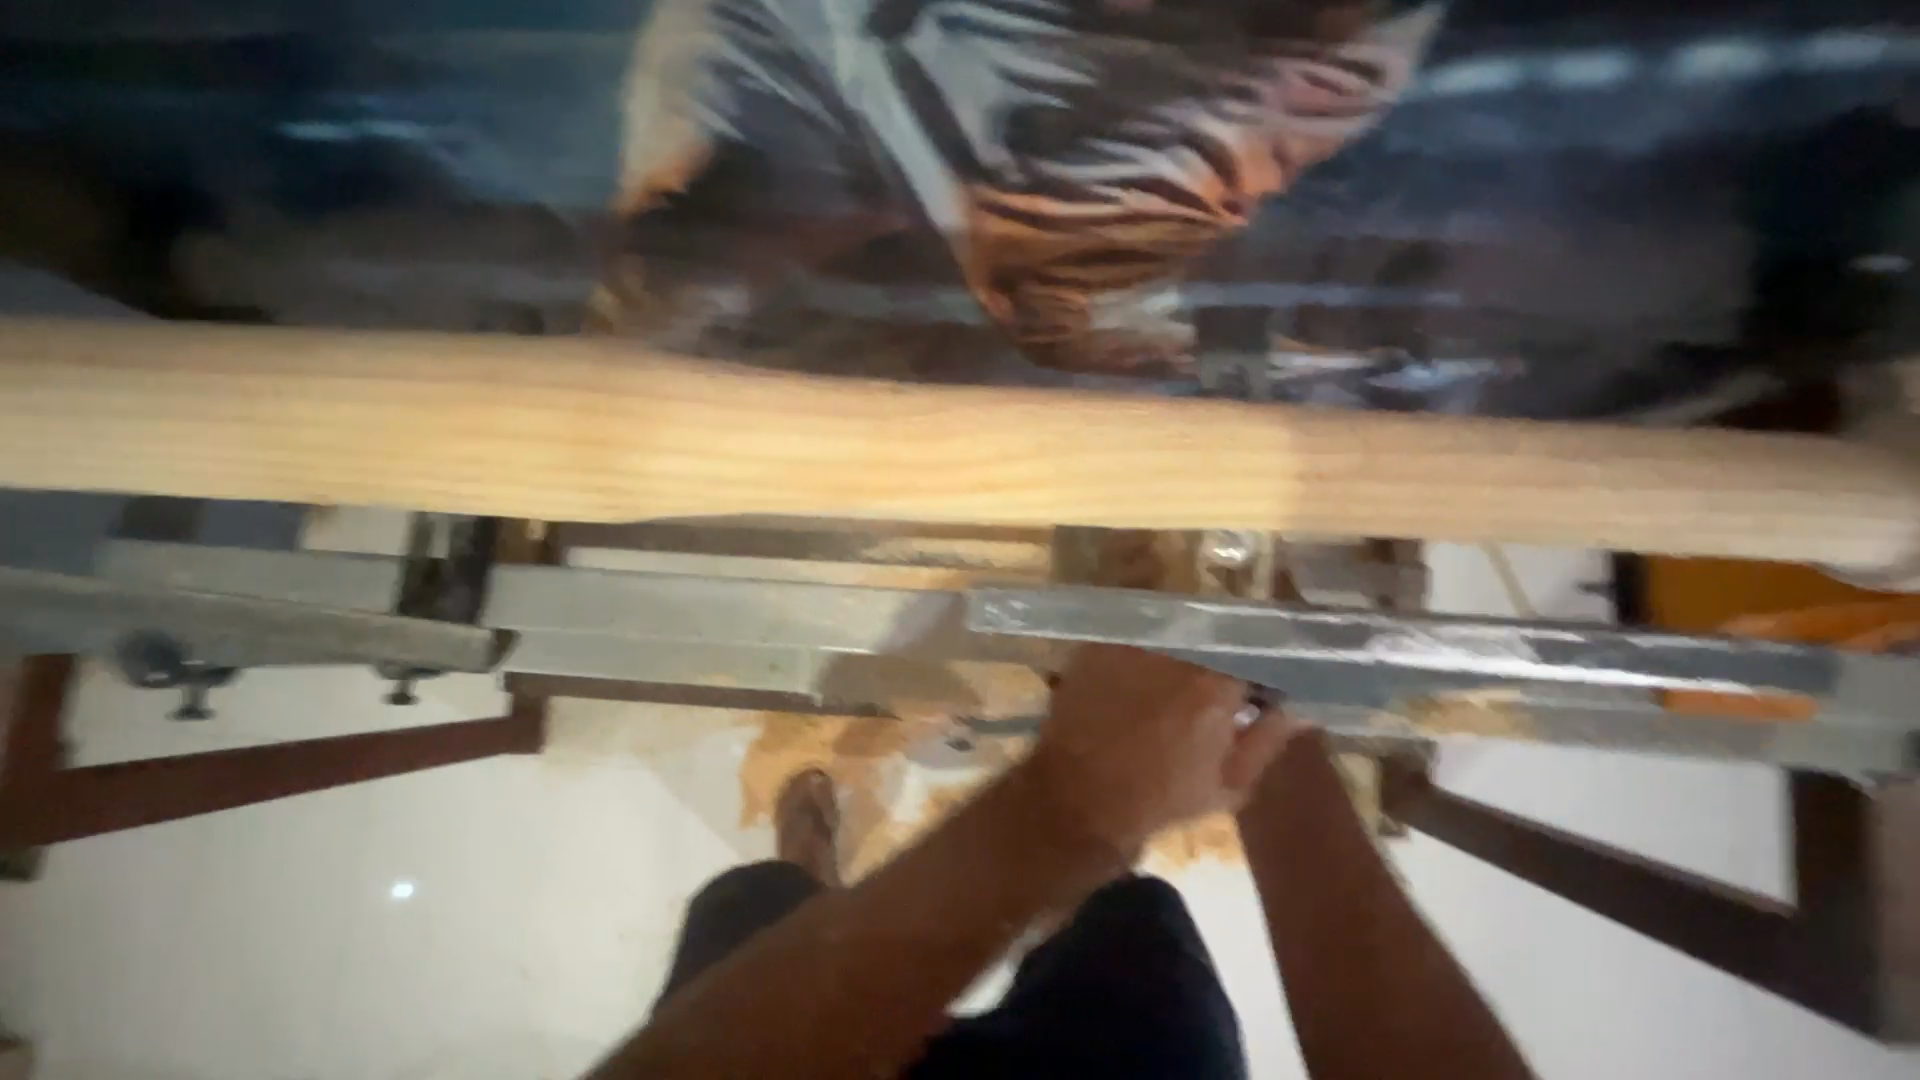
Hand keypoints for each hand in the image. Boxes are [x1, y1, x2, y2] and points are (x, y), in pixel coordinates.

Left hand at [1021, 645, 1298, 853]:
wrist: (1079, 798)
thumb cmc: (1161, 798)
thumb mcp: (1229, 783)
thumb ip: (1268, 738)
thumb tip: (1302, 707)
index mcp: (1216, 683)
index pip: (1254, 651)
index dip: (1258, 666)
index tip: (1259, 683)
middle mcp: (1175, 652)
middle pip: (1212, 637)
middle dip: (1220, 654)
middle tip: (1215, 682)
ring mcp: (1131, 644)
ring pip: (1172, 632)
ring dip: (1183, 649)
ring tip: (1176, 678)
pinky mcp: (1097, 646)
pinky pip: (1134, 636)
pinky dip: (1146, 651)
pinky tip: (1142, 675)